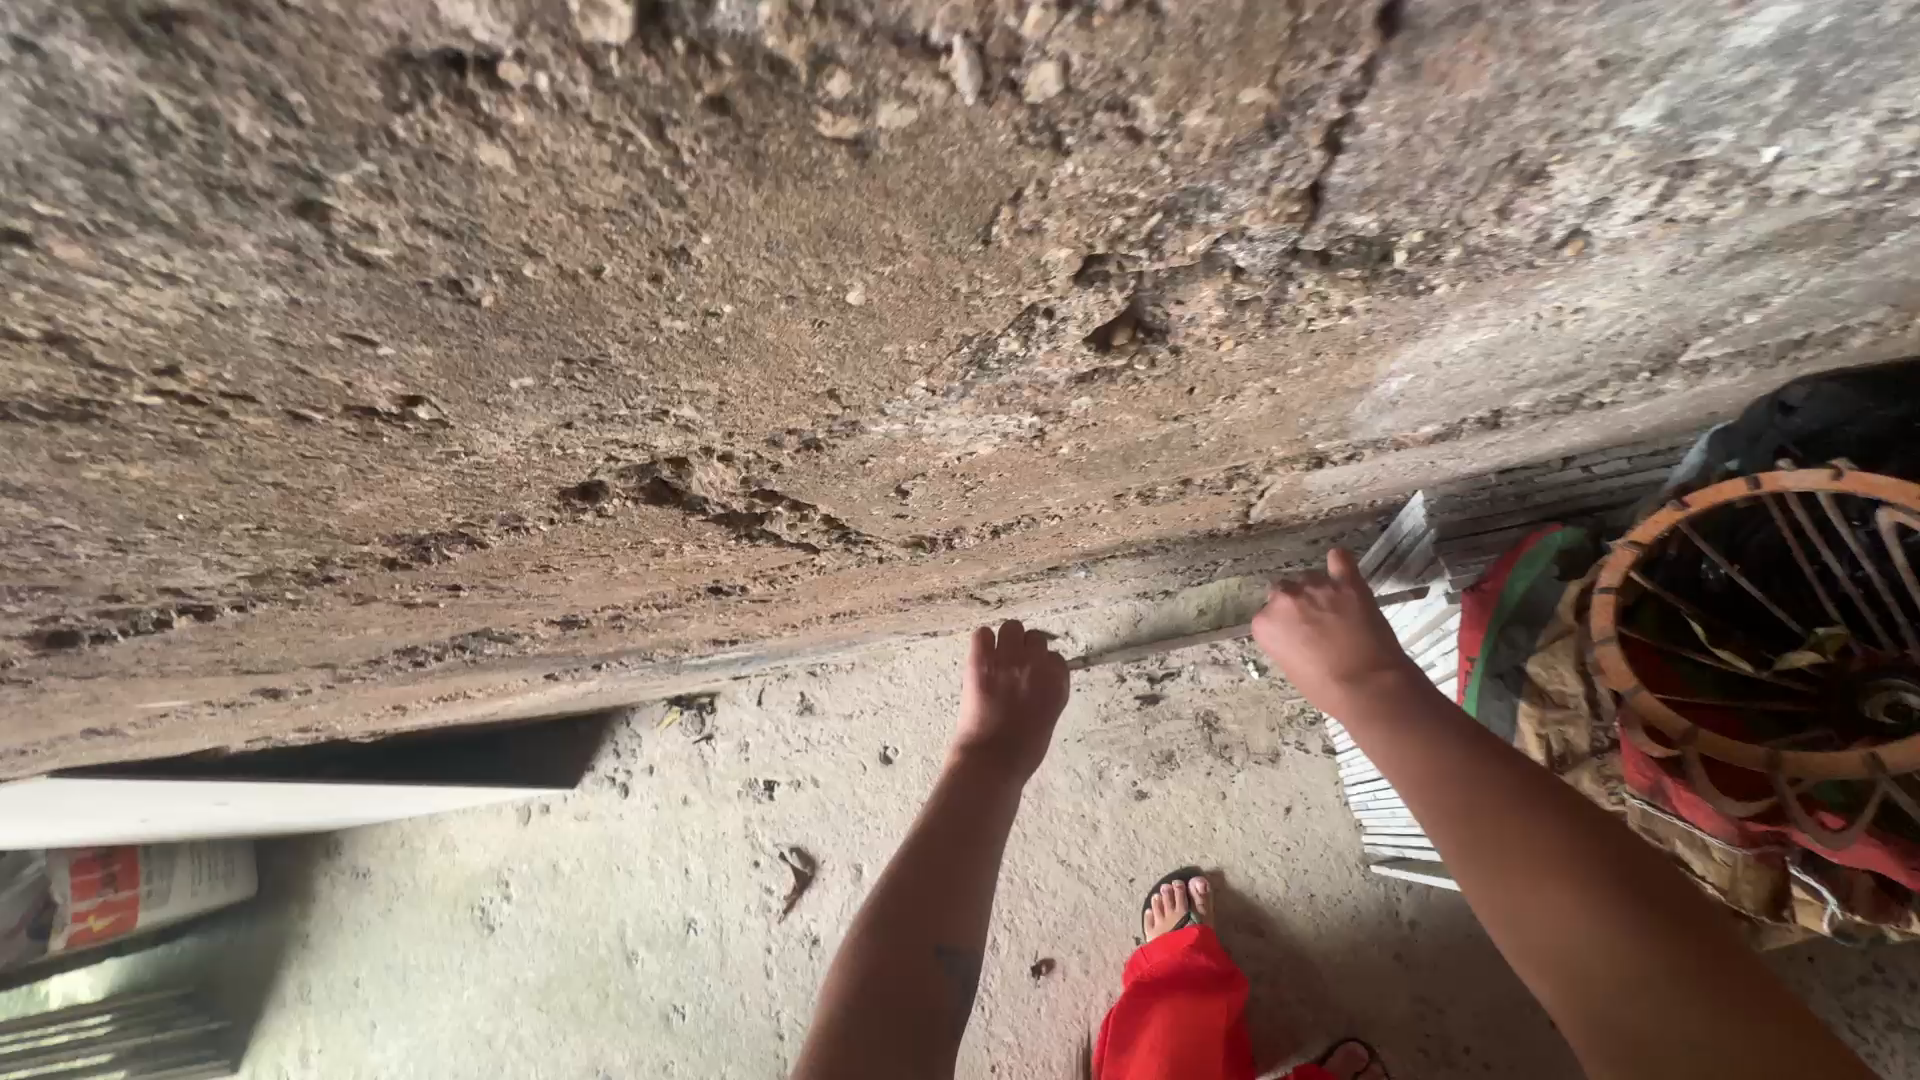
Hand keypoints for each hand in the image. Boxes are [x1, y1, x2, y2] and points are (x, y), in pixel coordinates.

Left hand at [951, 620, 1069, 781]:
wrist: (991, 760)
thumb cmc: (1023, 750)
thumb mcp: (1049, 718)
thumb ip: (1048, 692)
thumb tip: (1039, 679)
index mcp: (1056, 681)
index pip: (1056, 657)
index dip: (1043, 665)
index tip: (1034, 676)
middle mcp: (1035, 664)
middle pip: (1035, 638)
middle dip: (1027, 649)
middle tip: (1015, 665)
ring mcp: (1007, 659)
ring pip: (1012, 627)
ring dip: (1007, 639)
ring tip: (998, 656)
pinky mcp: (980, 661)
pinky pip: (982, 634)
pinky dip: (982, 641)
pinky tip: (982, 656)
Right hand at [1250, 548, 1421, 709]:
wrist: (1367, 685)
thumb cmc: (1325, 687)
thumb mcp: (1289, 665)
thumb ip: (1285, 639)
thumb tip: (1297, 630)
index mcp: (1265, 623)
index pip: (1268, 615)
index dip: (1284, 625)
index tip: (1296, 636)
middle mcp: (1285, 599)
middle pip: (1284, 591)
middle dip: (1296, 604)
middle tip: (1314, 623)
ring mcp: (1316, 588)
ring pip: (1309, 578)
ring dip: (1317, 590)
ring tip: (1334, 608)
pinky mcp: (1348, 583)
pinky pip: (1339, 560)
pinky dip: (1338, 562)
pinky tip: (1339, 564)